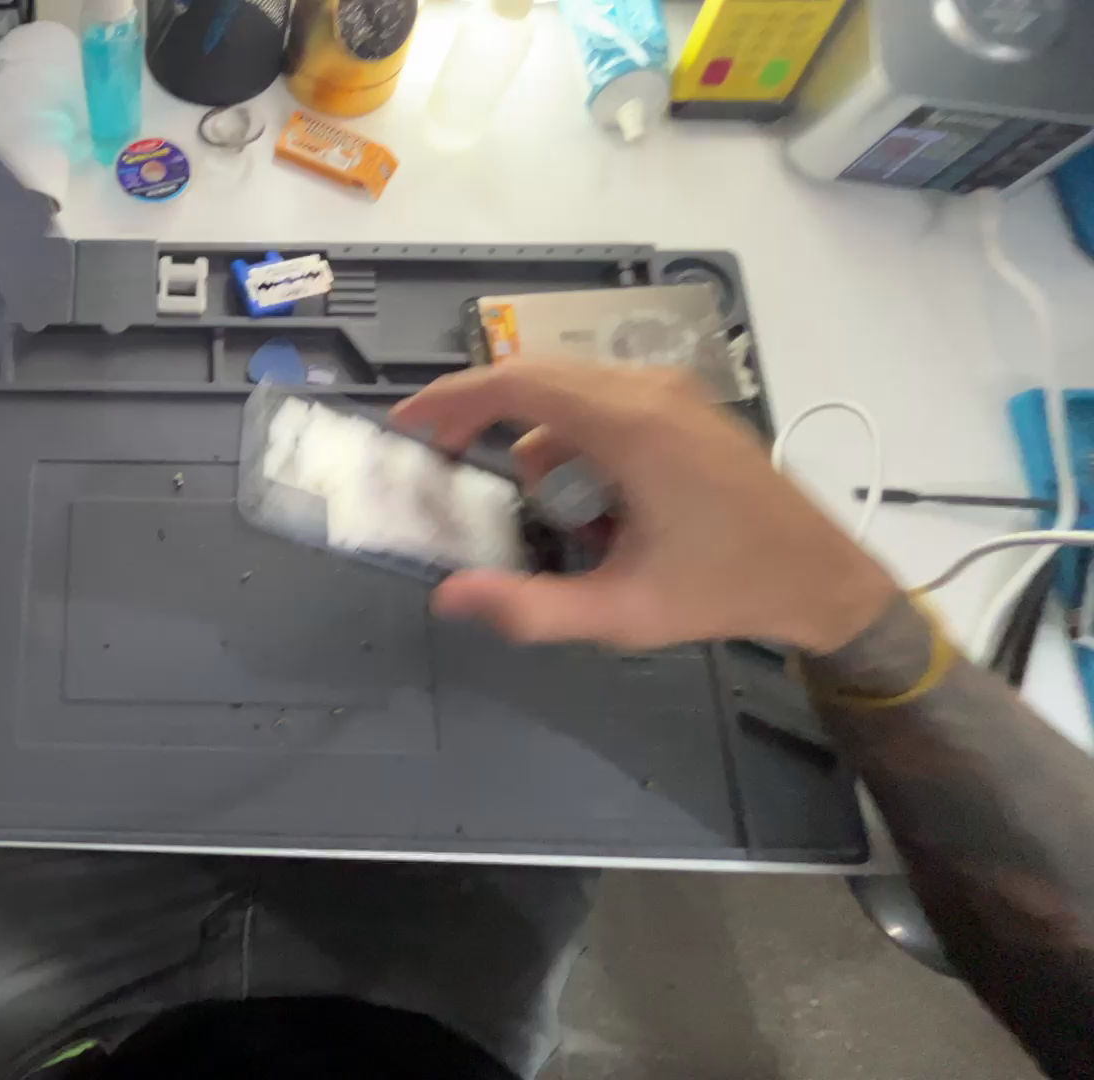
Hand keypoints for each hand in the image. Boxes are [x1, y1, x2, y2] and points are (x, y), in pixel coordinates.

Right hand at [391, 364, 898, 653]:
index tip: (407, 424)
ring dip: (530, 442)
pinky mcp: (675, 401)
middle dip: (473, 414)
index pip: (515, 386)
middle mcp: (645, 391)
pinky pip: (589, 402)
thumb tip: (448, 596)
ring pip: (557, 392)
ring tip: (559, 515)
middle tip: (442, 460)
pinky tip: (589, 497)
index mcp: (631, 429)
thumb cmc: (723, 590)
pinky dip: (563, 439)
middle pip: (528, 377)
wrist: (825, 578)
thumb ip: (528, 608)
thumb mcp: (620, 614)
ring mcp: (665, 391)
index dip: (449, 399)